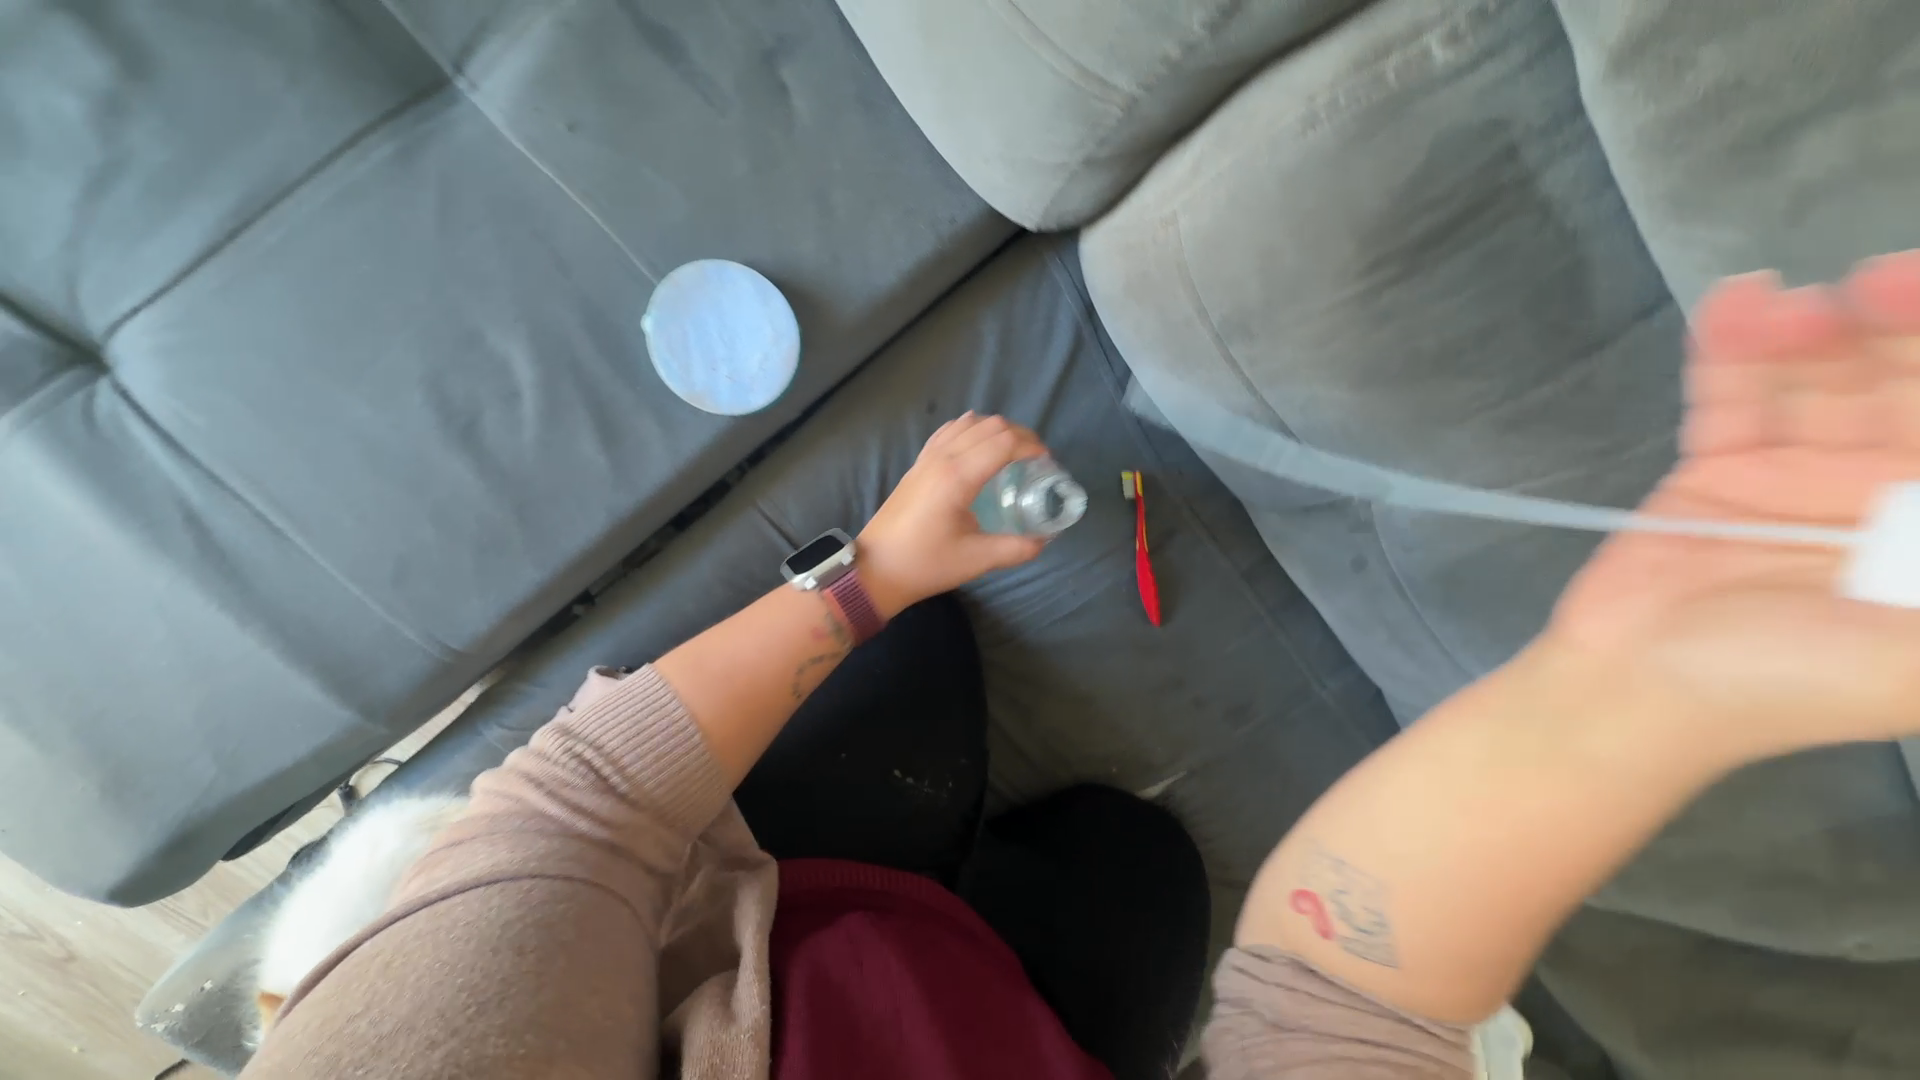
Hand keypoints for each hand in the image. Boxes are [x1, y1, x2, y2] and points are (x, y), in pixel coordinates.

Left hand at [857, 413, 1051, 617]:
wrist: (876, 569)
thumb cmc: (925, 564)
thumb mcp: (977, 560)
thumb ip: (1016, 548)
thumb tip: (1044, 540)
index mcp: (958, 477)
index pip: (1004, 442)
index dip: (1032, 447)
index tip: (1047, 465)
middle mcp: (943, 458)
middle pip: (990, 425)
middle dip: (1020, 435)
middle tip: (1037, 459)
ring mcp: (927, 458)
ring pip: (968, 422)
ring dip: (996, 429)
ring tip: (1013, 451)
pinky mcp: (918, 464)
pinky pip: (948, 431)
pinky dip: (971, 429)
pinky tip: (978, 443)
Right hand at [1547, 254, 1919, 766]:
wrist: (1639, 684)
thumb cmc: (1794, 678)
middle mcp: (1888, 494)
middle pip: (1908, 389)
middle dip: (1900, 331)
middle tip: (1876, 281)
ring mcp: (1799, 476)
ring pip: (1820, 383)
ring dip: (1810, 334)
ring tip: (1786, 303)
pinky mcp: (1716, 469)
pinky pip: (1730, 399)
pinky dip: (1730, 352)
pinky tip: (1735, 307)